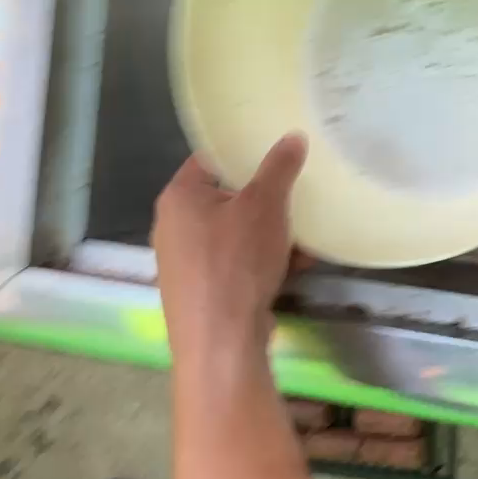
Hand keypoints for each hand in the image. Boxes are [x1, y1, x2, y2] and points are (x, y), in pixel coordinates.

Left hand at [151, 133, 308, 365]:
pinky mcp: (200, 290)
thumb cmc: (236, 262)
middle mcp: (172, 226)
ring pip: (236, 232)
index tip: (280, 154)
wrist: (220, 341)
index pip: (212, 159)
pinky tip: (295, 266)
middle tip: (298, 196)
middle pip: (228, 198)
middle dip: (268, 200)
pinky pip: (236, 262)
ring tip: (304, 237)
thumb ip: (279, 167)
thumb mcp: (265, 205)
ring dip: (272, 233)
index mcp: (179, 197)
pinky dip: (263, 260)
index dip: (247, 154)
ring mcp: (184, 262)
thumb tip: (292, 137)